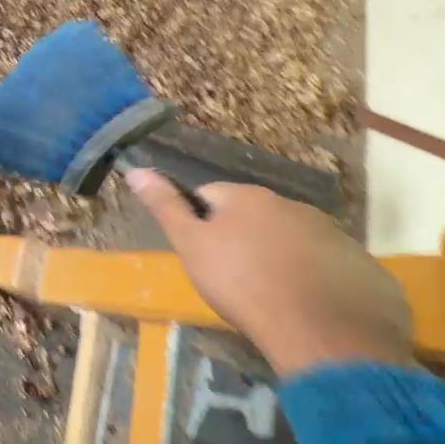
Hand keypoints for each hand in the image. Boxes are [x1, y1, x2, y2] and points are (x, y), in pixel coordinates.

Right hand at [127, 169, 414, 375]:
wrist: (327, 340)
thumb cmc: (243, 284)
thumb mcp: (189, 244)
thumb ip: (164, 205)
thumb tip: (136, 170)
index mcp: (249, 197)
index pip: (211, 196)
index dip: (202, 224)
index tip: (205, 254)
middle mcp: (297, 208)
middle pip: (258, 218)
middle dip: (246, 239)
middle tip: (237, 276)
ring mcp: (341, 241)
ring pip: (298, 243)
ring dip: (285, 259)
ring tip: (277, 295)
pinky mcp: (373, 275)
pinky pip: (336, 271)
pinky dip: (322, 282)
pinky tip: (312, 307)